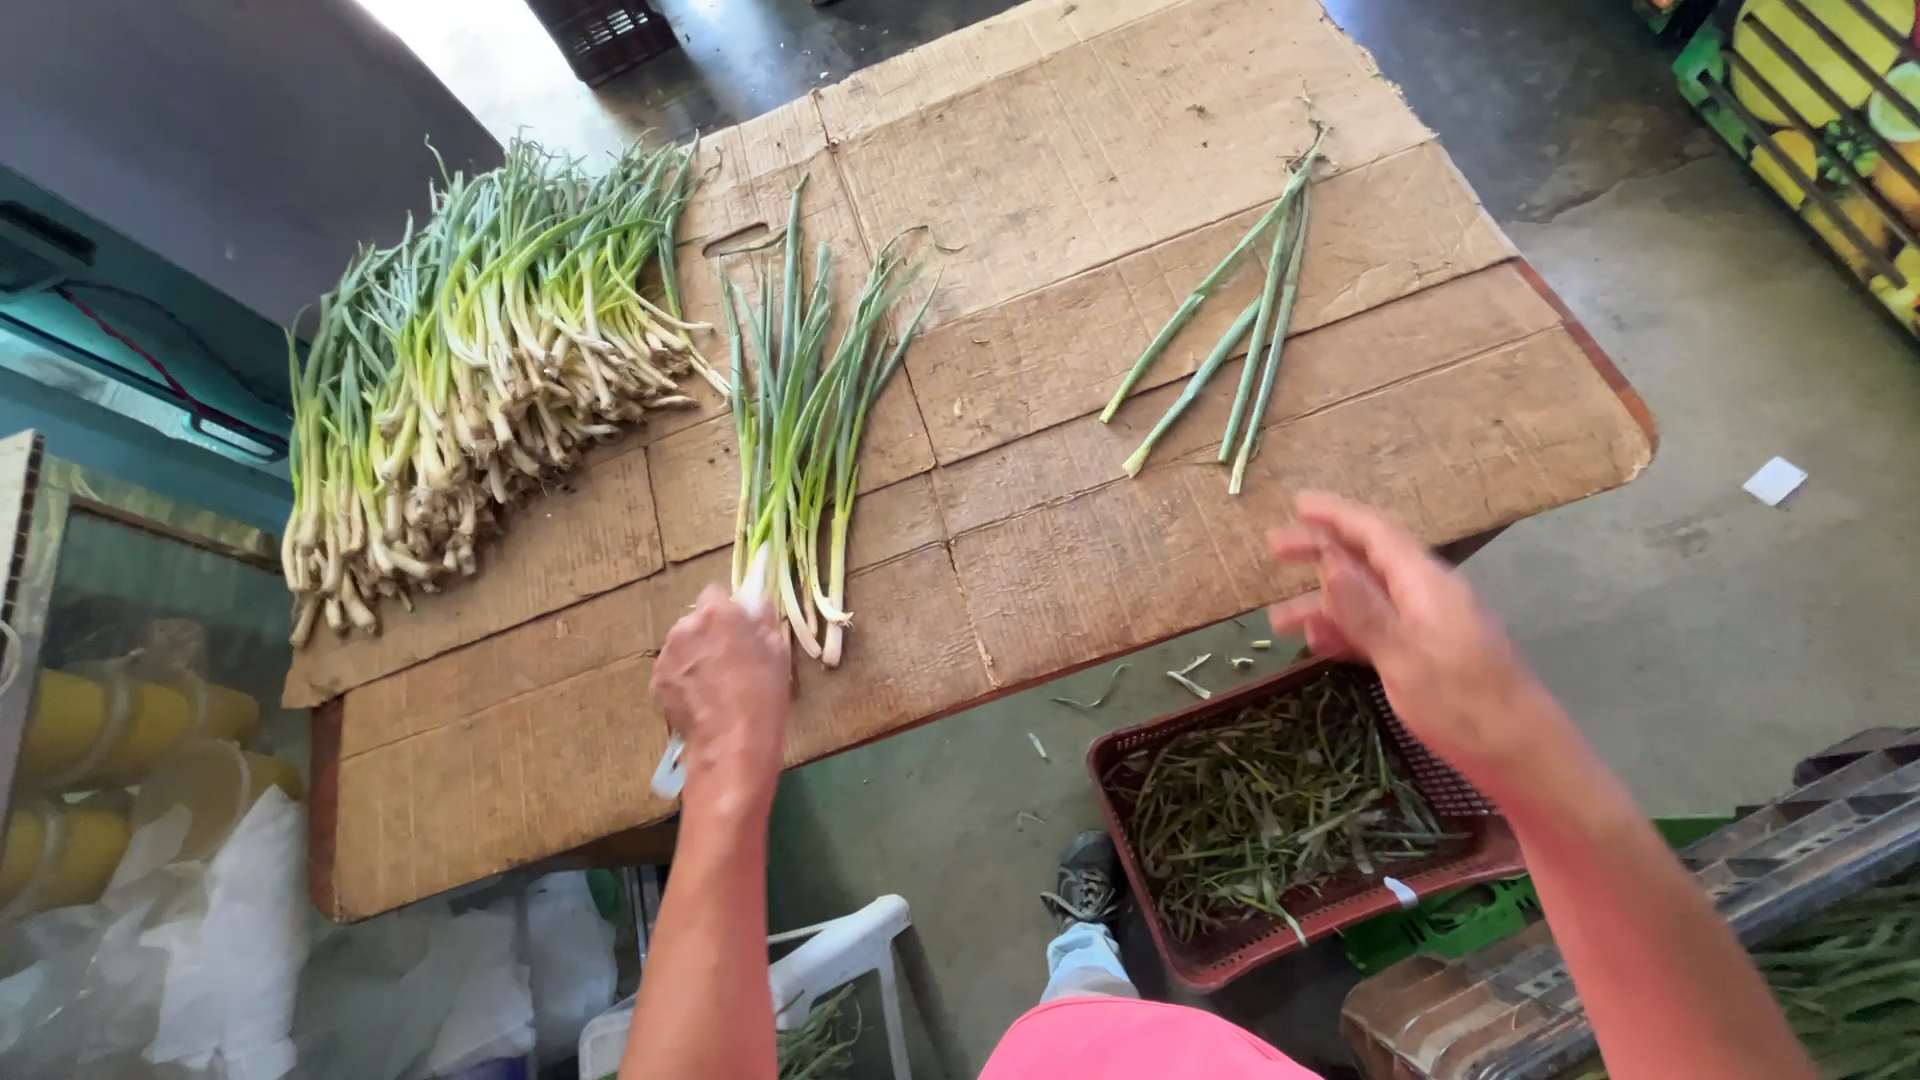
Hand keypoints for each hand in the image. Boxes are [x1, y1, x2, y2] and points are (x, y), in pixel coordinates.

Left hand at [651, 585, 791, 805]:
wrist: (732, 741)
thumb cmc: (764, 692)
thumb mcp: (778, 650)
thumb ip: (764, 617)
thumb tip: (755, 602)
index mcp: (718, 613)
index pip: (715, 592)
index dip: (728, 609)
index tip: (739, 627)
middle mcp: (686, 627)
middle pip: (696, 620)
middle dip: (709, 633)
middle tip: (730, 659)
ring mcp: (667, 655)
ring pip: (682, 645)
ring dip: (695, 655)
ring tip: (715, 684)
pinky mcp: (656, 682)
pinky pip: (672, 670)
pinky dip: (684, 679)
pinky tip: (702, 699)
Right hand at [1266, 491, 1567, 787]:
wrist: (1523, 761)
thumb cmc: (1467, 708)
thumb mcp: (1407, 659)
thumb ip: (1365, 611)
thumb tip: (1329, 565)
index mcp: (1426, 586)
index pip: (1376, 534)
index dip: (1335, 515)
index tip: (1296, 503)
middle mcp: (1425, 596)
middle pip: (1366, 560)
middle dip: (1319, 552)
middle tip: (1274, 548)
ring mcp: (1425, 626)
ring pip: (1364, 600)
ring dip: (1321, 605)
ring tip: (1277, 620)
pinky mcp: (1424, 654)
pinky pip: (1374, 630)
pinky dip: (1343, 632)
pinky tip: (1316, 644)